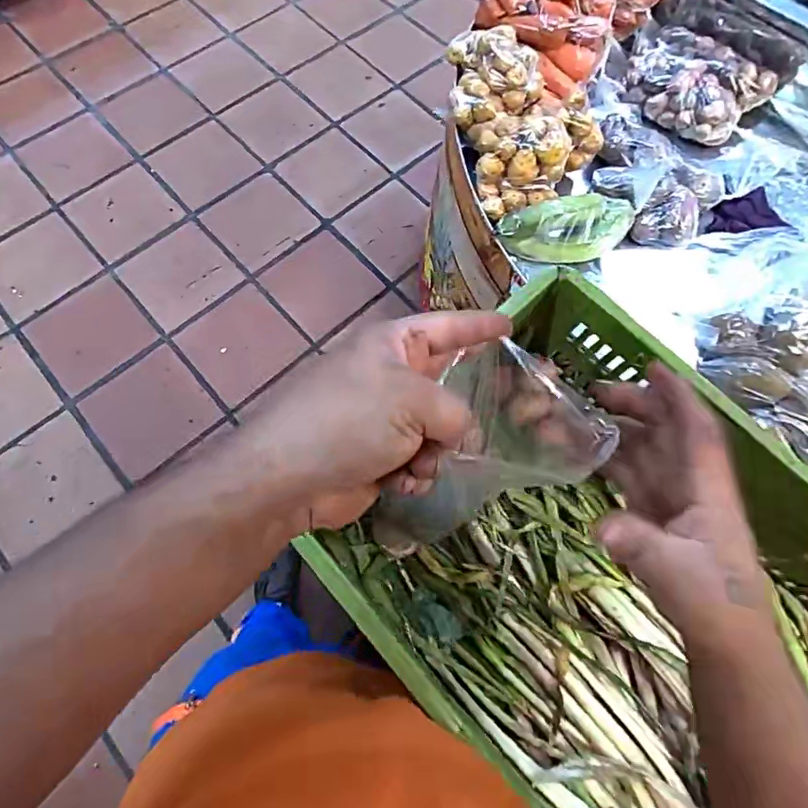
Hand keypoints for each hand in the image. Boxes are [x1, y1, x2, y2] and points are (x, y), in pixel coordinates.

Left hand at [237, 310, 511, 532]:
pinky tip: (400, 482)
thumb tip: (461, 434)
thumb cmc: (350, 419)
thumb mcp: (413, 400)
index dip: (479, 325)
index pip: (447, 326)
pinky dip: (416, 472)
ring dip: (437, 451)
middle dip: (468, 410)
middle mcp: (392, 377)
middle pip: (449, 386)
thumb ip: (456, 412)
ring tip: (418, 463)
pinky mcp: (380, 456)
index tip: (511, 325)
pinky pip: (421, 460)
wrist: (290, 476)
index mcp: (394, 344)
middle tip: (517, 419)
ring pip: (441, 431)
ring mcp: (385, 419)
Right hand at [592, 364, 770, 650]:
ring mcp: (676, 504)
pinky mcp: (660, 522)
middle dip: (636, 407)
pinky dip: (611, 464)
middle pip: (665, 435)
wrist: (727, 641)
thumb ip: (638, 545)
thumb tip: (602, 527)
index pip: (696, 431)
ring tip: (582, 417)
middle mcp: (693, 488)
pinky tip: (587, 456)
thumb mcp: (675, 572)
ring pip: (646, 455)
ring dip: (617, 434)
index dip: (677, 396)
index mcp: (709, 490)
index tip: (653, 366)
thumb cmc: (712, 601)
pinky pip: (633, 480)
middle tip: (596, 391)